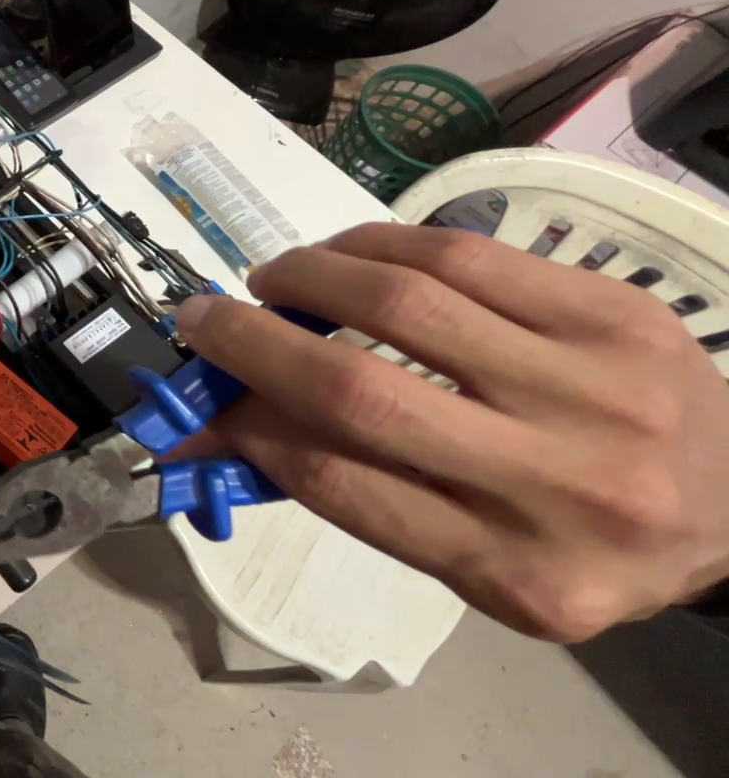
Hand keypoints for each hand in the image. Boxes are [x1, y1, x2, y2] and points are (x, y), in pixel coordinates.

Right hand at [176, 222, 728, 641]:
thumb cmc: (556, 534)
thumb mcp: (449, 546)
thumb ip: (325, 481)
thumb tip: (196, 429)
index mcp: (515, 571)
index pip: (332, 479)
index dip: (242, 424)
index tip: (202, 393)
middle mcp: (569, 487)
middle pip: (359, 390)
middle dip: (249, 340)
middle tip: (201, 316)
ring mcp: (607, 391)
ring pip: (404, 301)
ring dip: (303, 277)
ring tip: (273, 280)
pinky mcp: (620, 313)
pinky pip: (459, 255)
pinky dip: (369, 246)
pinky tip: (343, 257)